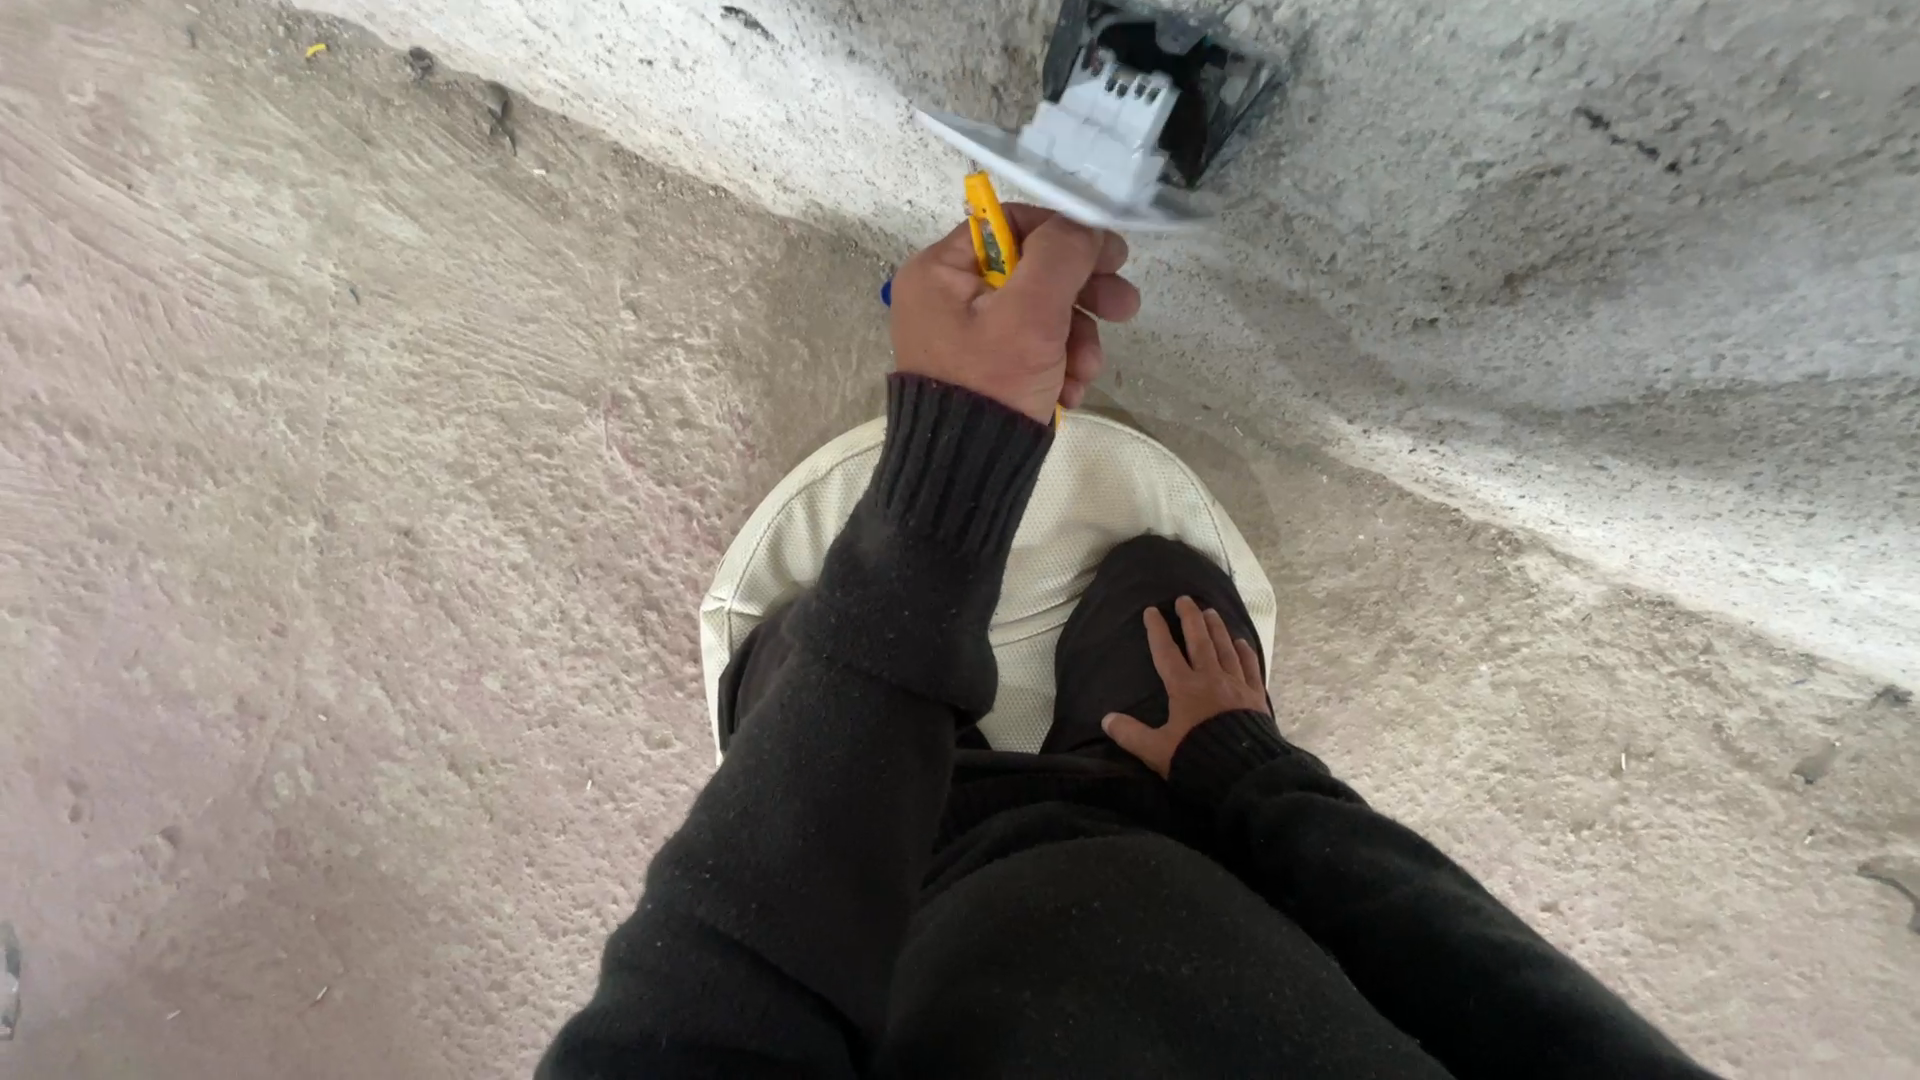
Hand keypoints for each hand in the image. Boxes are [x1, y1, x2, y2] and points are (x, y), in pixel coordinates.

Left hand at [889, 204, 1140, 422]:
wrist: (967, 470)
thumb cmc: (992, 381)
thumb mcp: (1032, 312)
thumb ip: (1061, 256)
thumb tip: (1085, 227)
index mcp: (940, 271)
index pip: (1011, 226)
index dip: (1066, 234)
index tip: (1111, 255)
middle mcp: (947, 298)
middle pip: (1031, 273)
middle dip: (1082, 296)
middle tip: (1125, 308)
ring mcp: (966, 338)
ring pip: (1038, 315)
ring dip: (1077, 339)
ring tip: (1089, 370)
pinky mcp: (985, 370)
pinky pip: (1029, 350)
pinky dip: (1058, 365)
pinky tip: (1071, 390)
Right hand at [1102, 596, 1268, 778]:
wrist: (1245, 774)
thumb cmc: (1197, 758)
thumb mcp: (1156, 751)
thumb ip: (1130, 734)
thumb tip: (1106, 719)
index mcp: (1184, 688)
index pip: (1166, 651)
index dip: (1157, 630)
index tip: (1151, 610)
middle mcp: (1210, 679)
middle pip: (1199, 641)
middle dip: (1190, 618)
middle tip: (1185, 599)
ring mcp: (1236, 686)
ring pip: (1225, 649)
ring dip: (1217, 628)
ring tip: (1211, 612)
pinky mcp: (1256, 698)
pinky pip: (1250, 668)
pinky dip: (1245, 653)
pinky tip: (1242, 642)